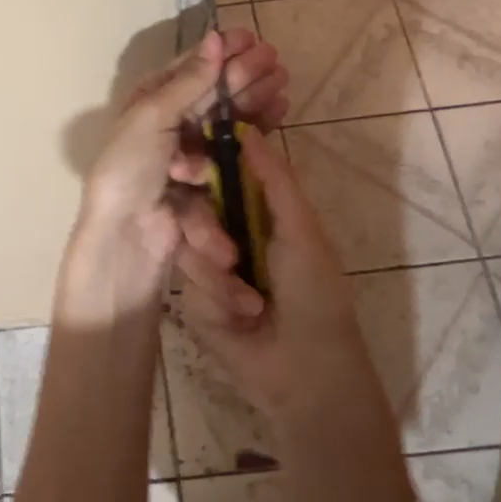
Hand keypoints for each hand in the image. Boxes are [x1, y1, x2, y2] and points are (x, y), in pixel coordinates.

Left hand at [61, 28, 286, 321]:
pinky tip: (278, 110)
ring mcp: (191, 150)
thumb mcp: (152, 117)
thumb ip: (188, 81)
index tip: (251, 37)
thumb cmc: (129, 168)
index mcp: (150, 102)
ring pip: (229, 115)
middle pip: (213, 91)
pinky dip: (257, 127)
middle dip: (243, 73)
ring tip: (280, 82)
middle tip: (273, 59)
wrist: (127, 234)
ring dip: (254, 97)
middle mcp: (171, 122)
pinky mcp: (211, 176)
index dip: (219, 52)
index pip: (189, 69)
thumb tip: (215, 38)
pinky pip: (238, 145)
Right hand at [173, 128, 377, 419]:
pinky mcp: (191, 296)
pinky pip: (185, 276)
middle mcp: (227, 230)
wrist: (304, 369)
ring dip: (218, 270)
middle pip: (192, 203)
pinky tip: (241, 315)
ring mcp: (206, 263)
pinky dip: (216, 294)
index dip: (202, 162)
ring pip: (185, 240)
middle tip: (218, 242)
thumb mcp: (302, 230)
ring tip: (250, 300)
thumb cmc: (315, 295)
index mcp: (258, 210)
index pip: (221, 172)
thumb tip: (248, 131)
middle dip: (204, 224)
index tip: (187, 162)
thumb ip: (275, 179)